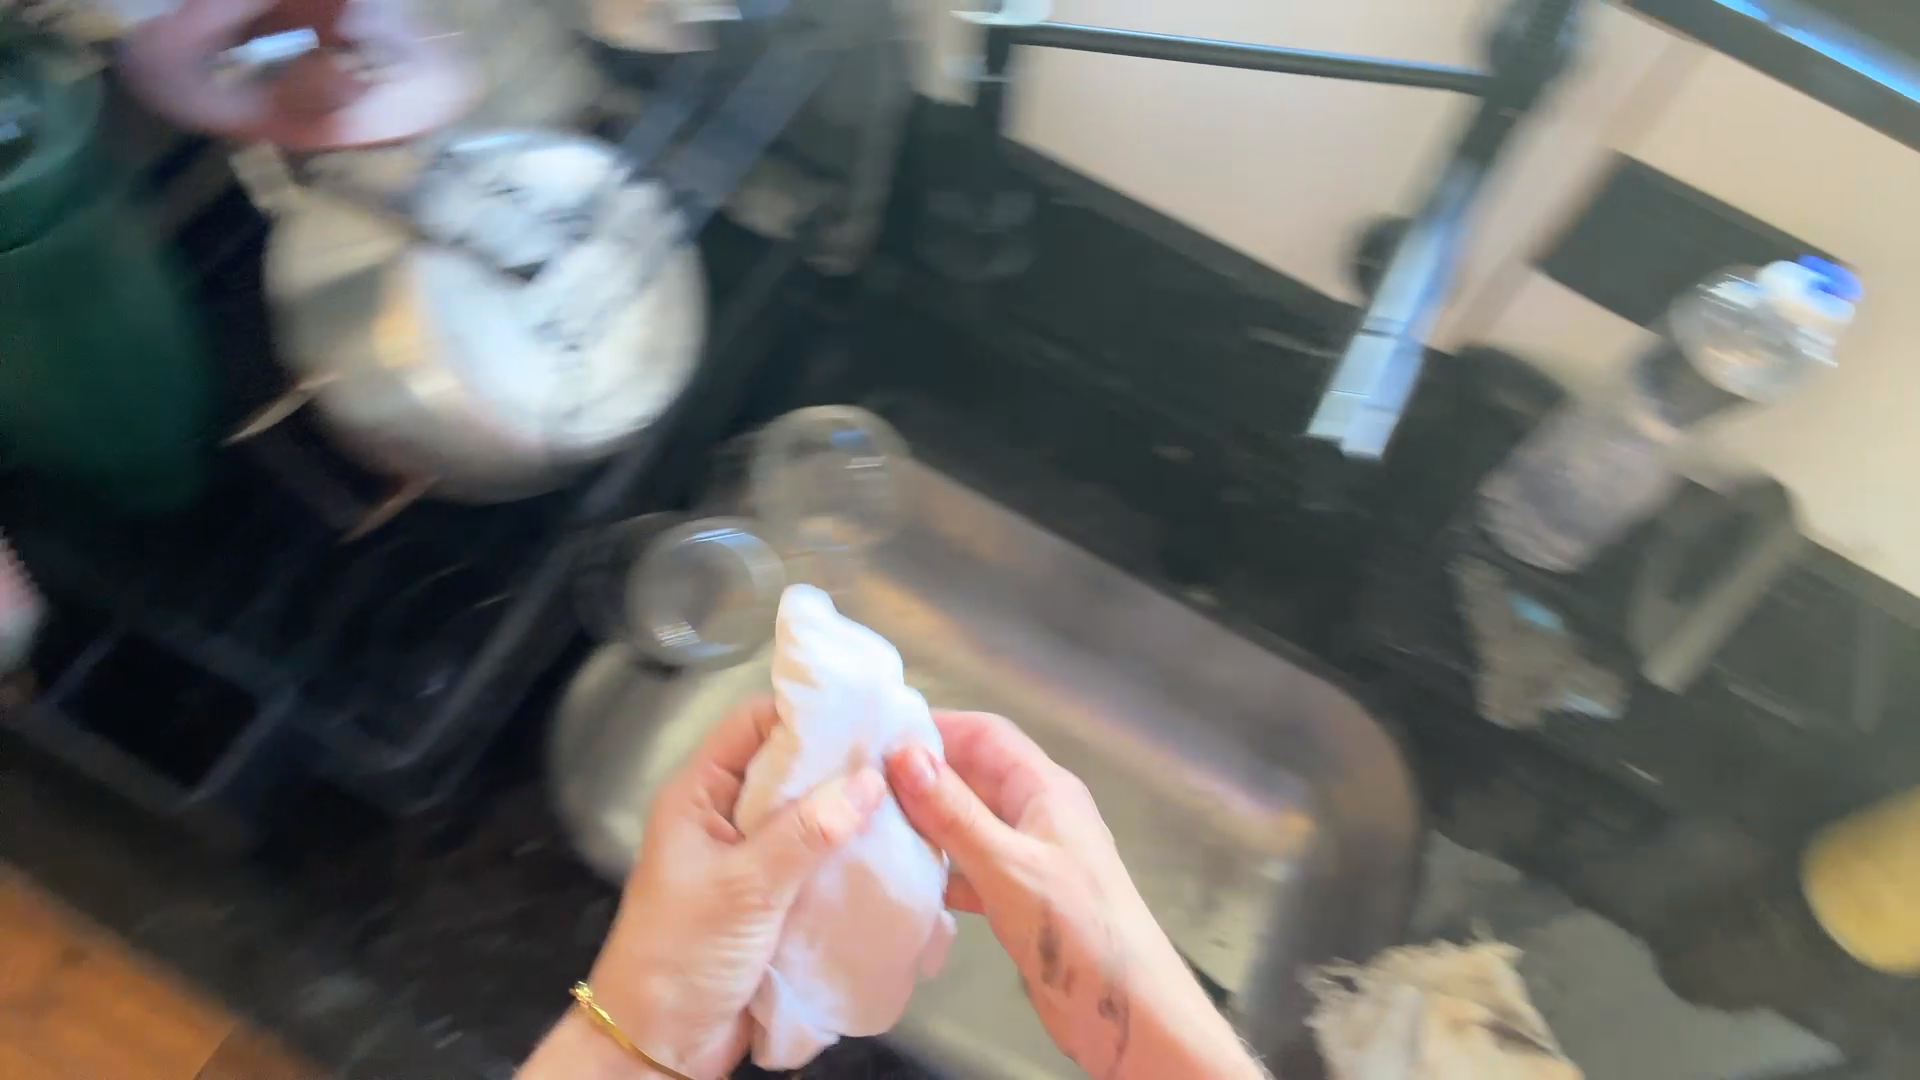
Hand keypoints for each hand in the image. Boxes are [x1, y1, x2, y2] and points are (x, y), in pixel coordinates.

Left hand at [525, 697, 885, 1079]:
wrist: (658, 1050)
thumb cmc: (679, 958)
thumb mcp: (743, 888)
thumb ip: (805, 834)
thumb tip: (869, 782)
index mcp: (700, 793)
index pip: (751, 725)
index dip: (800, 713)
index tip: (856, 712)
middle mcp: (726, 812)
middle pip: (786, 764)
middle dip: (835, 758)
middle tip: (892, 751)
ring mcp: (751, 851)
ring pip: (806, 808)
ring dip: (846, 804)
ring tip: (899, 791)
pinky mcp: (774, 888)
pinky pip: (815, 850)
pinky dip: (845, 844)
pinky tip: (883, 841)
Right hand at [886, 712, 1265, 1079]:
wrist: (1131, 1014)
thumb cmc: (1076, 927)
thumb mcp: (1008, 865)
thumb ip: (955, 814)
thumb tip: (905, 755)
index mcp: (1045, 788)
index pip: (988, 735)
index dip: (940, 726)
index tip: (886, 732)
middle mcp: (1038, 812)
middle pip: (976, 775)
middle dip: (927, 774)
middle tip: (869, 780)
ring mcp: (1031, 854)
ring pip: (972, 821)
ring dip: (931, 821)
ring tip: (878, 824)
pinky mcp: (1022, 894)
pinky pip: (974, 864)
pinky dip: (944, 866)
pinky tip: (911, 878)